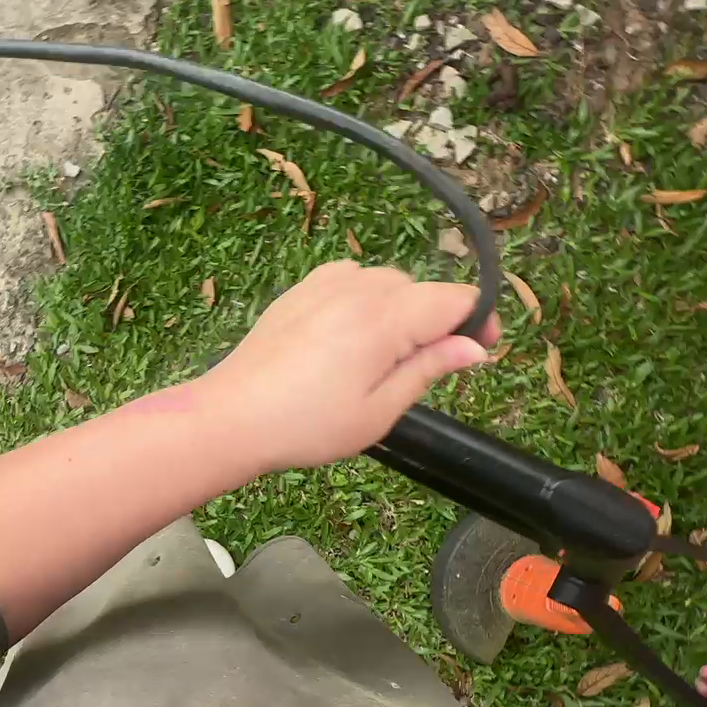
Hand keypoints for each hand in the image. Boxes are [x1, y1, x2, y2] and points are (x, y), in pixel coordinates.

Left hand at [196, 261, 499, 471]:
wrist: (231, 417)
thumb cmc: (306, 426)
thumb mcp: (378, 411)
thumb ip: (428, 370)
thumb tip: (474, 347)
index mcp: (382, 320)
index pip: (454, 298)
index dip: (475, 323)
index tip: (474, 354)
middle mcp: (355, 290)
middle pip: (419, 289)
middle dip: (432, 321)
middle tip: (416, 370)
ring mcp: (321, 286)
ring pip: (384, 282)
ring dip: (395, 310)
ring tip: (375, 359)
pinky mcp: (297, 292)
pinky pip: (347, 280)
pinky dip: (360, 300)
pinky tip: (345, 336)